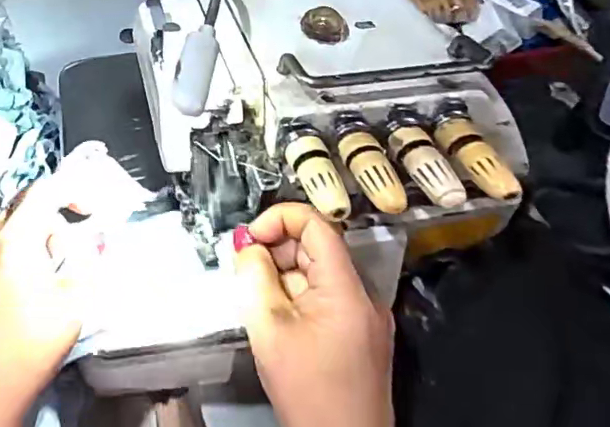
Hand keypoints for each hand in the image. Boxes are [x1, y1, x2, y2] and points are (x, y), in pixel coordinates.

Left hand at [0, 175, 95, 426]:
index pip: (43, 191)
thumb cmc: (23, 351)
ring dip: (29, 248)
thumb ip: (86, 268)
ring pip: (5, 234)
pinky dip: (7, 264)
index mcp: (12, 236)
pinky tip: (13, 304)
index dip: (70, 193)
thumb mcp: (71, 310)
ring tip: (40, 291)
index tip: (88, 212)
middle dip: (49, 231)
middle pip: (24, 212)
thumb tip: (90, 244)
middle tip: (63, 268)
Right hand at [233, 203, 393, 426]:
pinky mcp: (356, 334)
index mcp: (348, 291)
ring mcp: (362, 317)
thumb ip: (253, 273)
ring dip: (280, 273)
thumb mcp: (267, 324)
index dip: (278, 219)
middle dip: (274, 249)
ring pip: (314, 270)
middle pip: (314, 246)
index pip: (316, 224)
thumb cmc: (308, 390)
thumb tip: (246, 242)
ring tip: (259, 300)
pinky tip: (275, 317)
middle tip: (246, 271)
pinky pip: (320, 294)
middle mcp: (363, 298)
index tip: (250, 238)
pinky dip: (292, 294)